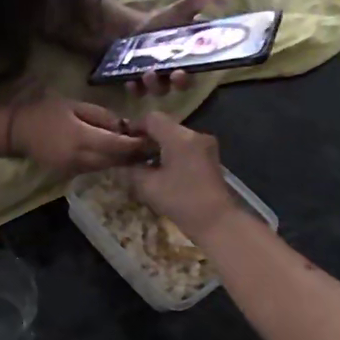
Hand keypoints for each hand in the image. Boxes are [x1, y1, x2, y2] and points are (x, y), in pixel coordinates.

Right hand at [11, 97, 153, 173]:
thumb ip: (101, 116)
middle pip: (115, 161)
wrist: (18, 132)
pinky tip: (115, 155)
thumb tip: (123, 126)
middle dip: (133, 155)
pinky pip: (95, 169)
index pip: (117, 146)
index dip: (136, 144)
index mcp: (82, 138)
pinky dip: (108, 163)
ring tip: (137, 151)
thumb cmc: (45, 111)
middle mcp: (81, 158)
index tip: (151, 138)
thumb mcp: (75, 105)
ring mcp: (75, 169)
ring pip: (107, 168)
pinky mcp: (70, 174)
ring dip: (121, 161)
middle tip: (150, 147)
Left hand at [119, 0, 216, 96]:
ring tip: (149, 74)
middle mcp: (172, 74)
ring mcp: (154, 80)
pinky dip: (135, 90)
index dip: (193, 75)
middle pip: (179, 86)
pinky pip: (138, 92)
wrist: (129, 28)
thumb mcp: (174, 13)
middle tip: (176, 74)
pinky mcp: (136, 83)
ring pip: (159, 90)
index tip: (186, 71)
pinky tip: (130, 83)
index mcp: (185, 60)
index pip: (194, 73)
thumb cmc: (157, 24)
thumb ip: (191, 6)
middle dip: (180, 83)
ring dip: (155, 85)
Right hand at [125, 112, 243, 237]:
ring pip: (176, 137)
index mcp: (179, 137)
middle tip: (131, 155)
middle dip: (147, 138)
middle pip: (165, 126)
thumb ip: (132, 169)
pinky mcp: (210, 157)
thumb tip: (124, 162)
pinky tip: (162, 170)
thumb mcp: (147, 186)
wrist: (216, 221)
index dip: (135, 127)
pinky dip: (172, 153)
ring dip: (159, 146)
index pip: (152, 119)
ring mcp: (206, 146)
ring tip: (145, 164)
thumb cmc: (180, 201)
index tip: (123, 141)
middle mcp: (195, 135)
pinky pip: (186, 147)